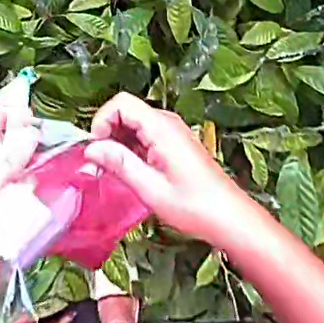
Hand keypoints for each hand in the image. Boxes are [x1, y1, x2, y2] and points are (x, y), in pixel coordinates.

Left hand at [0, 89, 38, 304]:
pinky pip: (22, 199)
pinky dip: (34, 191)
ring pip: (14, 174)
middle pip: (0, 151)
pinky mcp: (3, 221)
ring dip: (29, 164)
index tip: (22, 111)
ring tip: (46, 151)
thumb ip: (2, 164)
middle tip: (38, 130)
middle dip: (19, 141)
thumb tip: (26, 134)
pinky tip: (48, 180)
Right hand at [84, 92, 257, 244]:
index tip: (97, 147)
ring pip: (133, 122)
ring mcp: (172, 130)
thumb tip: (91, 149)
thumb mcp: (151, 189)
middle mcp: (167, 122)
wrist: (232, 219)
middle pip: (125, 110)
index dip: (102, 120)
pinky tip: (134, 171)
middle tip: (103, 162)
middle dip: (108, 132)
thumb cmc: (196, 207)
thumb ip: (119, 164)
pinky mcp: (175, 141)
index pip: (121, 103)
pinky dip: (132, 146)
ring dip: (119, 141)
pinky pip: (144, 132)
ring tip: (117, 170)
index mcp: (162, 128)